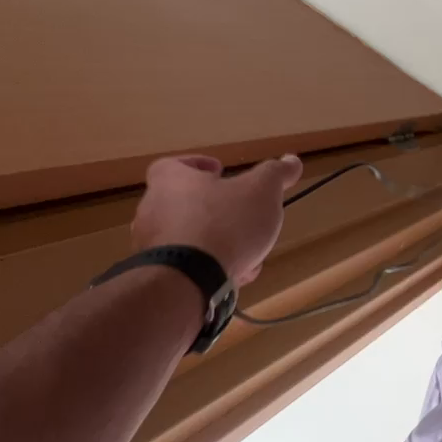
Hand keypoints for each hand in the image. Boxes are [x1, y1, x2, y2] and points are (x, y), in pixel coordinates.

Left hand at [132, 154, 302, 285]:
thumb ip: (277, 173)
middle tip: (243, 209)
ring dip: (218, 237)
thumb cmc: (225, 222)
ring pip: (189, 233)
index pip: (170, 165)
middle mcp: (152, 210)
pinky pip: (188, 262)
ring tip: (248, 246)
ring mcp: (151, 245)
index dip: (196, 164)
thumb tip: (291, 160)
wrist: (189, 280)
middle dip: (216, 206)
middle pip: (184, 201)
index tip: (220, 170)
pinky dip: (211, 262)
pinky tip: (237, 271)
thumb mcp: (263, 189)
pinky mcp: (159, 272)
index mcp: (171, 183)